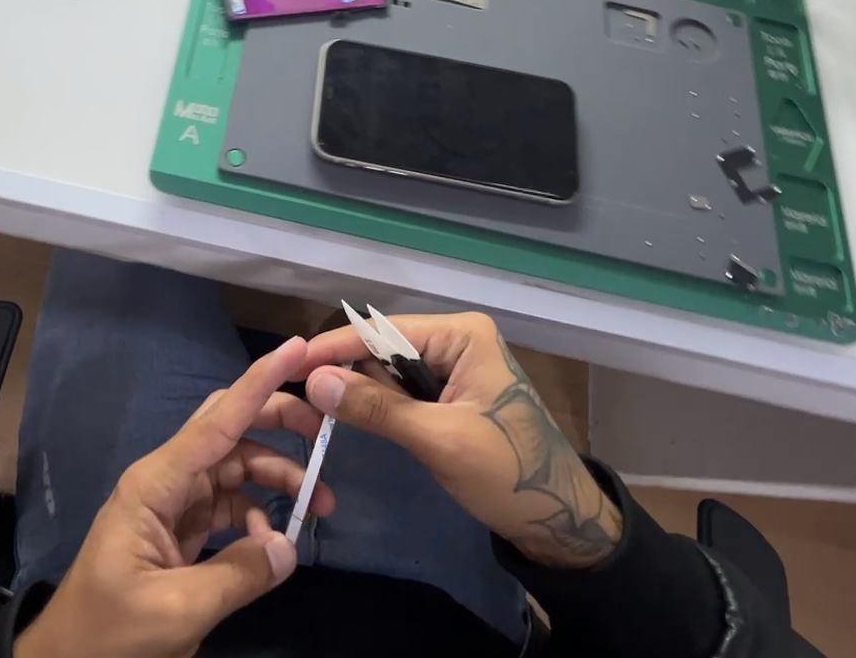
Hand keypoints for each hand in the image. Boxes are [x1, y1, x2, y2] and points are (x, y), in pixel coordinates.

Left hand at [17, 337, 334, 657]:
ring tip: (319, 506)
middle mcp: (167, 479)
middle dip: (278, 424)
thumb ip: (237, 576)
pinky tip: (273, 544)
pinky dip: (258, 516)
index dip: (260, 382)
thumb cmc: (110, 634)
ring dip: (278, 479)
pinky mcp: (180, 528)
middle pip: (230, 430)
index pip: (218, 420)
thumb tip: (290, 547)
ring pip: (236, 467)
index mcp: (157, 482)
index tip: (296, 349)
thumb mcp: (176, 611)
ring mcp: (174, 502)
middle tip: (326, 435)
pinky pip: (230, 504)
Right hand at [300, 313, 622, 568]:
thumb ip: (376, 407)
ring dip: (360, 390)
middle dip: (346, 370)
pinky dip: (379, 404)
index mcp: (462, 335)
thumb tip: (315, 380)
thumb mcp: (439, 440)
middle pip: (384, 347)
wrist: (563, 523)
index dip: (336, 347)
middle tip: (302, 394)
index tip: (292, 362)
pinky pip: (404, 390)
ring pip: (389, 370)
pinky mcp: (451, 394)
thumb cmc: (510, 474)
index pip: (384, 331)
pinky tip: (355, 416)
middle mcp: (457, 340)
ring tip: (320, 409)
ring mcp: (455, 368)